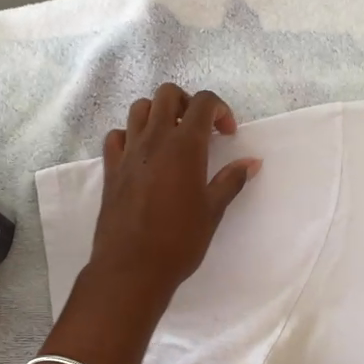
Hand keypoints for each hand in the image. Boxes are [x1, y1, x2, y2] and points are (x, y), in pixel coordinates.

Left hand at [83, 83, 260, 314]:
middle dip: (187, 102)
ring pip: (139, 109)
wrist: (132, 268)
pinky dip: (130, 135)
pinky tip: (142, 154)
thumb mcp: (213, 210)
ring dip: (158, 113)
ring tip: (170, 137)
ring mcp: (128, 152)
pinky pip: (116, 136)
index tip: (227, 133)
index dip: (220, 109)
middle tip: (199, 128)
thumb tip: (252, 162)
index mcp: (184, 146)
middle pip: (167, 94)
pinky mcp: (111, 169)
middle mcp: (154, 139)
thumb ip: (231, 180)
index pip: (203, 103)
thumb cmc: (179, 241)